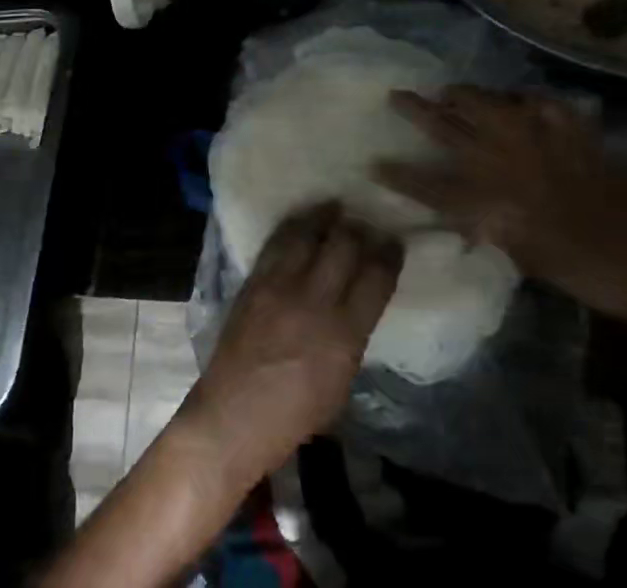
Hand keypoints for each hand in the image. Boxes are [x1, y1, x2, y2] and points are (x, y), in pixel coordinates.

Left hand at [179, 202, 401, 480]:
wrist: (233, 418)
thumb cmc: (295, 414)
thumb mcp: (342, 380)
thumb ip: (353, 335)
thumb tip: (358, 302)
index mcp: (345, 333)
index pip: (377, 277)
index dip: (390, 254)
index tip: (394, 243)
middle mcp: (314, 301)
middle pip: (344, 245)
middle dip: (359, 229)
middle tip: (364, 223)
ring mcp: (279, 288)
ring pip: (307, 235)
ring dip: (324, 218)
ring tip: (333, 207)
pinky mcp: (253, 284)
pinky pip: (275, 245)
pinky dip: (292, 229)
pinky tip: (301, 223)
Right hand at [371, 85, 626, 278]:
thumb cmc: (572, 269)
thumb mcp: (516, 253)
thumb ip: (485, 226)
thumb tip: (463, 213)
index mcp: (485, 200)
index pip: (429, 184)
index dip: (400, 174)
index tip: (374, 163)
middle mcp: (503, 164)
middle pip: (449, 131)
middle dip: (418, 111)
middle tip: (397, 95)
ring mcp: (538, 141)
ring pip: (488, 106)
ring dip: (464, 96)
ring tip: (449, 90)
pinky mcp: (570, 132)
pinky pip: (540, 104)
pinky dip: (525, 101)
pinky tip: (518, 101)